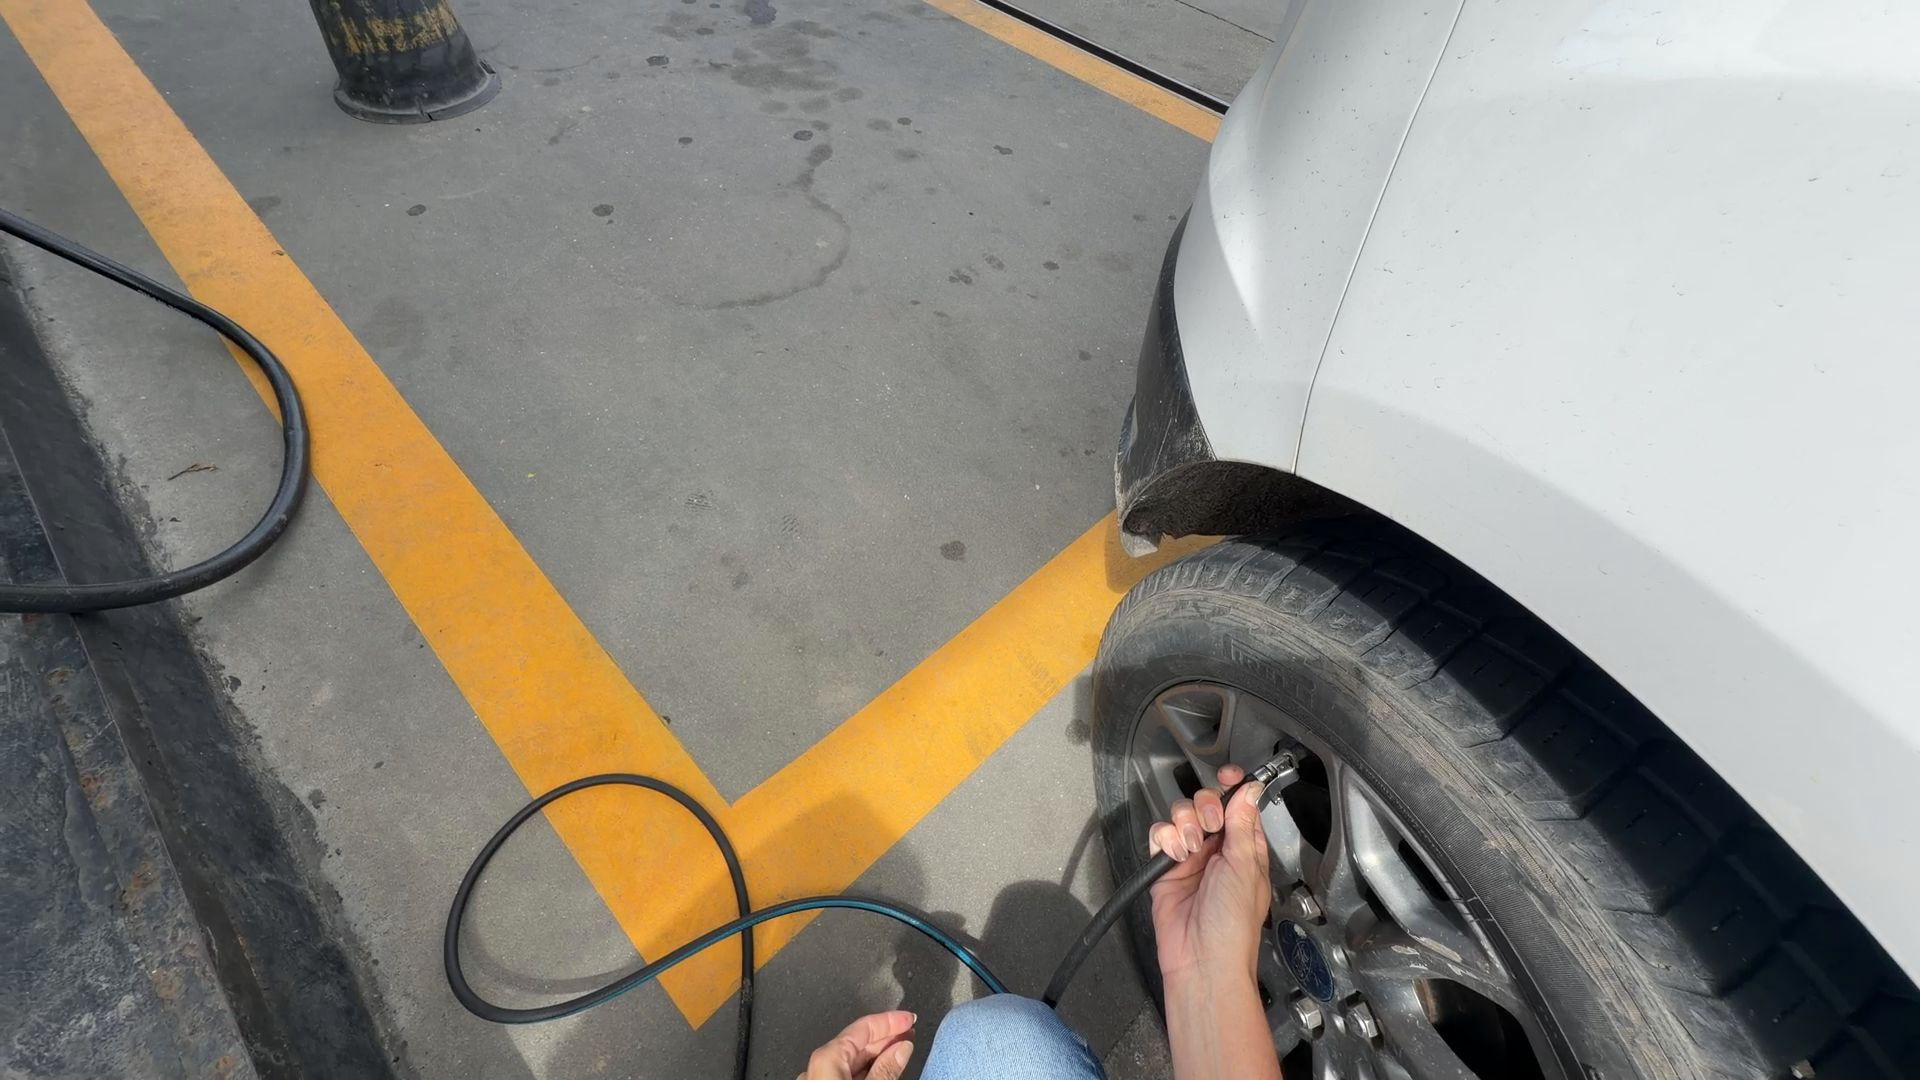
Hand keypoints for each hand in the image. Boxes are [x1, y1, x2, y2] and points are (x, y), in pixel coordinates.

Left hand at [799, 1011, 914, 1079]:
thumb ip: (886, 1069)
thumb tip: (903, 1046)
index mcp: (826, 1057)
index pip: (864, 1027)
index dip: (890, 1020)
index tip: (910, 1018)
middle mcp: (816, 1067)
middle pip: (857, 1044)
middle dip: (886, 1038)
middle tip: (910, 1033)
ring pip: (852, 1062)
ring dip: (877, 1056)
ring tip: (901, 1050)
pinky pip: (845, 1075)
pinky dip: (865, 1072)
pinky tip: (881, 1071)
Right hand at [1147, 764, 1270, 987]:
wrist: (1200, 959)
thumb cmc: (1233, 925)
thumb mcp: (1244, 868)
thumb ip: (1242, 825)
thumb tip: (1250, 788)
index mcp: (1245, 849)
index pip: (1240, 805)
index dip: (1234, 786)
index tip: (1228, 775)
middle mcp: (1218, 849)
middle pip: (1207, 803)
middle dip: (1205, 806)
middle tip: (1210, 825)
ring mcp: (1190, 856)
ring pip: (1180, 815)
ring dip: (1183, 824)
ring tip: (1189, 848)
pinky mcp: (1164, 864)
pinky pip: (1159, 834)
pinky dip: (1163, 839)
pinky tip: (1172, 855)